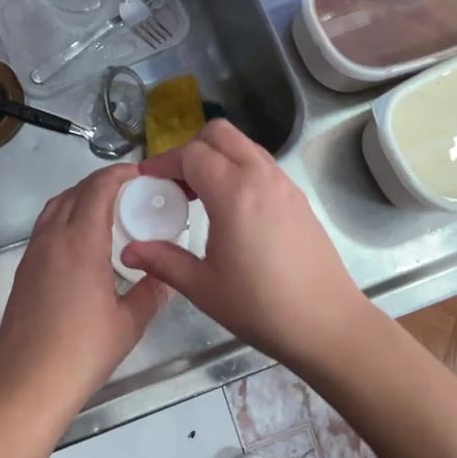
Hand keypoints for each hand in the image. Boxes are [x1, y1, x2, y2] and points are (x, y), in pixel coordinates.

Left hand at [0, 163, 169, 411]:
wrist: (26, 384)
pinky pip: (46, 226)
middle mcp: (53, 238)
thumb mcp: (128, 324)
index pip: (98, 189)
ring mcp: (33, 253)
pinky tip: (83, 240)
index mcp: (80, 241)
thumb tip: (171, 276)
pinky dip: (65, 217)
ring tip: (107, 210)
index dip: (119, 174)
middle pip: (75, 192)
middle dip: (102, 183)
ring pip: (56, 206)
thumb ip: (152, 293)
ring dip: (80, 197)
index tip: (140, 174)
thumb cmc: (81, 352)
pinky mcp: (24, 270)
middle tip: (130, 191)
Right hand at [120, 121, 376, 371]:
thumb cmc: (262, 308)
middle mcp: (261, 176)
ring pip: (243, 144)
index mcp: (235, 193)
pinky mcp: (297, 196)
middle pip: (219, 133)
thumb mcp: (204, 288)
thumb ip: (163, 262)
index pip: (191, 154)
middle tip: (173, 182)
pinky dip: (238, 167)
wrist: (328, 324)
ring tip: (199, 193)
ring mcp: (284, 183)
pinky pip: (261, 162)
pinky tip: (230, 206)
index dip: (163, 162)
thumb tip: (129, 251)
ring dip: (216, 155)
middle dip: (189, 148)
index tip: (146, 180)